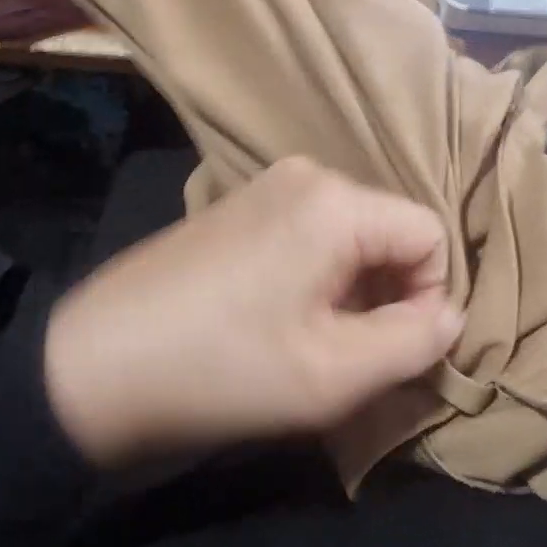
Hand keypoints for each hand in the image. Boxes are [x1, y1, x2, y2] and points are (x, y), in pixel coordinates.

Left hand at [43, 157, 462, 465]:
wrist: (95, 361)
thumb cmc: (224, 367)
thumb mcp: (333, 373)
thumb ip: (413, 342)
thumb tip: (451, 315)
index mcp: (336, 201)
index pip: (430, 234)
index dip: (428, 296)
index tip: (390, 349)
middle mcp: (308, 173)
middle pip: (390, 229)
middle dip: (389, 292)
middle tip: (349, 351)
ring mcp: (268, 183)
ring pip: (353, 232)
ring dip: (353, 287)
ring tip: (311, 338)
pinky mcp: (241, 202)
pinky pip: (312, 230)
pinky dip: (318, 273)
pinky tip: (278, 314)